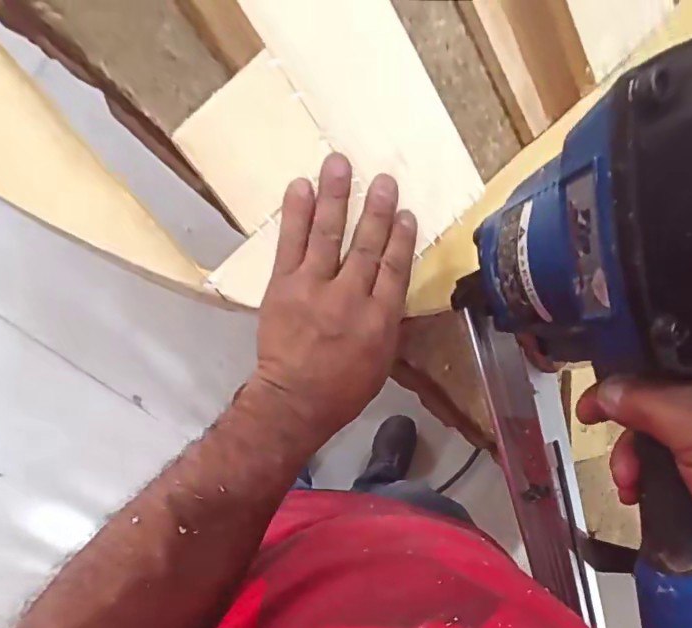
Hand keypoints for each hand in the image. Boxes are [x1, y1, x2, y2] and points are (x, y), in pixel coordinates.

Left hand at [252, 153, 417, 443]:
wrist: (296, 399)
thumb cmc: (345, 389)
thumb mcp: (382, 363)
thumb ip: (389, 326)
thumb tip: (395, 300)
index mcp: (381, 319)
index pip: (394, 270)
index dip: (402, 239)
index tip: (408, 215)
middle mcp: (351, 297)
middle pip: (367, 246)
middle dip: (378, 210)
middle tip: (385, 180)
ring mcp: (315, 287)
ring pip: (330, 234)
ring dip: (337, 196)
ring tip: (341, 163)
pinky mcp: (283, 284)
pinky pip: (291, 242)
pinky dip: (297, 213)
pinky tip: (302, 186)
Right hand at [574, 357, 691, 565]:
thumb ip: (646, 402)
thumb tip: (602, 391)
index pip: (679, 341)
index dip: (633, 361)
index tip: (600, 391)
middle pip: (666, 390)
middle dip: (632, 428)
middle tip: (607, 444)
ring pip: (669, 428)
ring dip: (639, 457)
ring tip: (629, 486)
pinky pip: (680, 456)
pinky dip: (656, 473)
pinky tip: (640, 493)